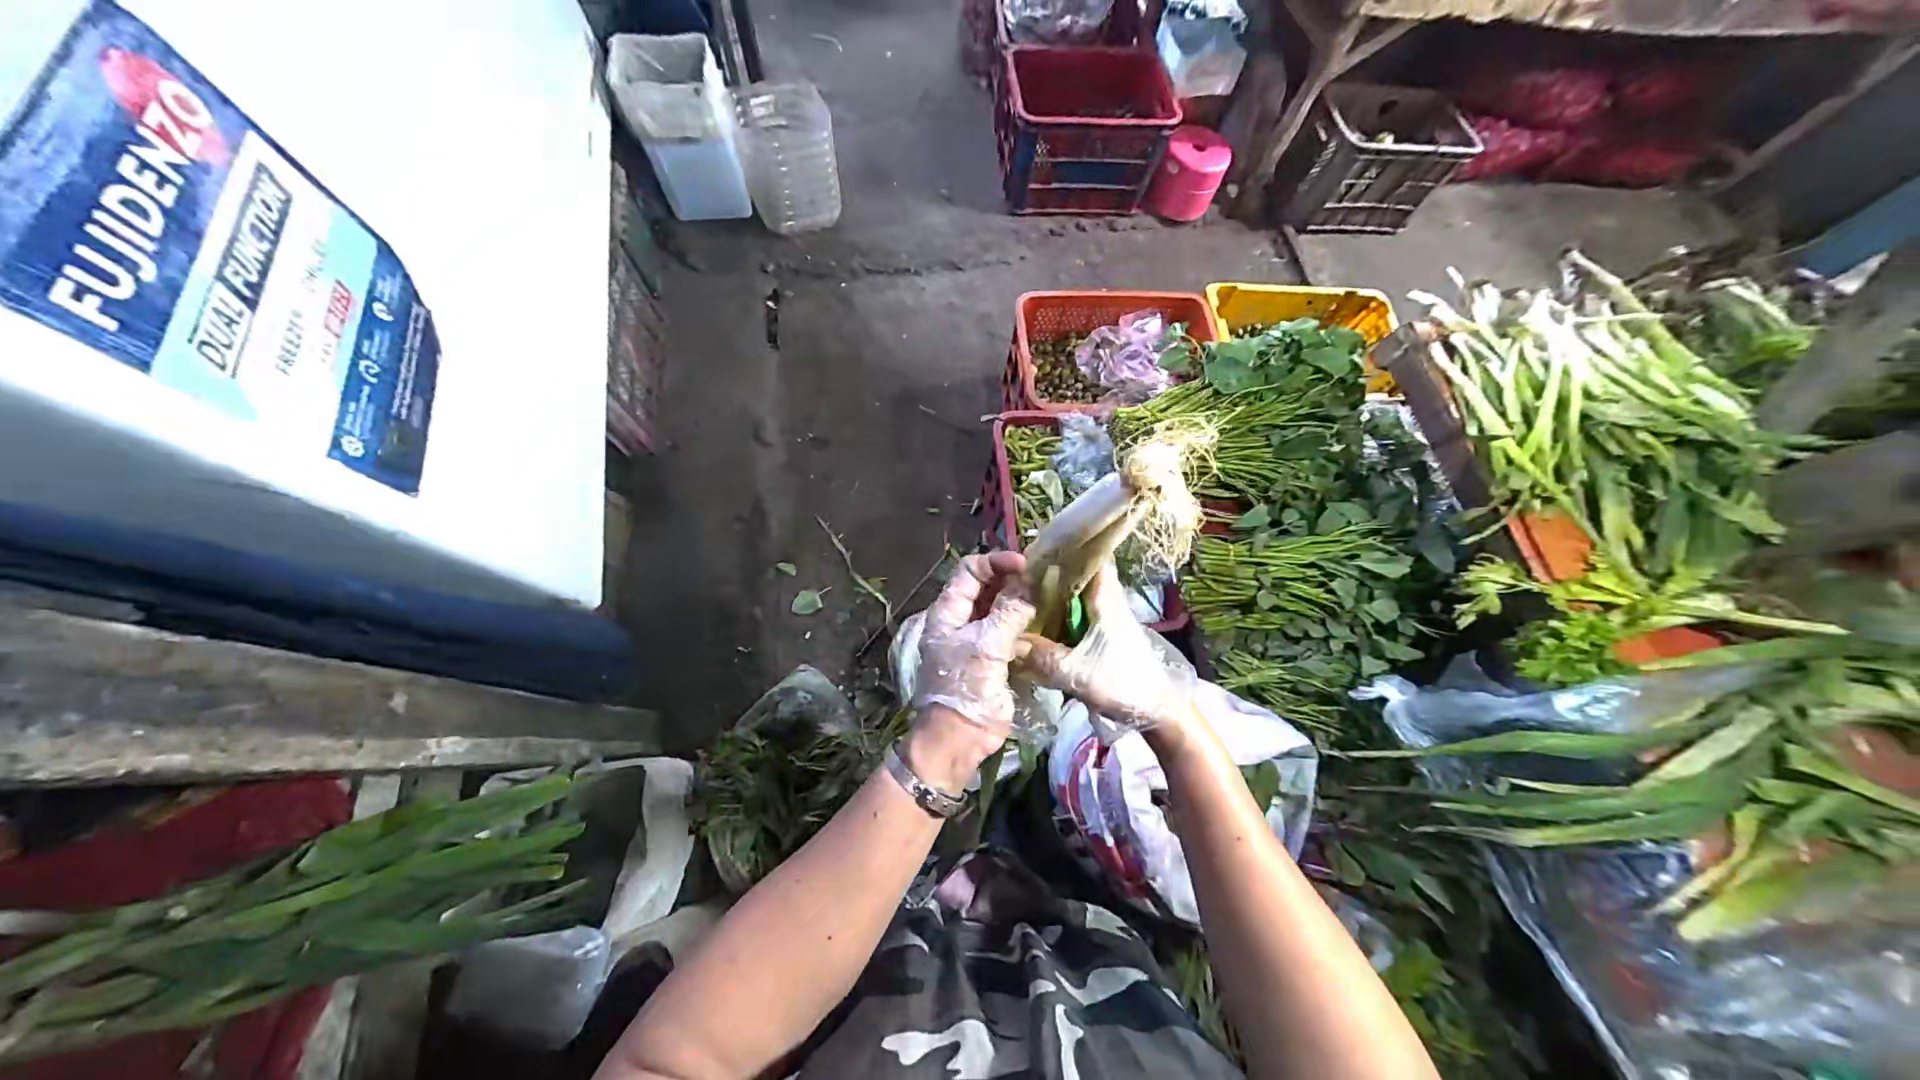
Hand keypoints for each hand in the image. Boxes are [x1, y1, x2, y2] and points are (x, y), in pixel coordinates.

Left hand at [910, 552, 1033, 786]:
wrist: (959, 737)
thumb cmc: (965, 687)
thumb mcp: (987, 645)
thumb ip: (1009, 612)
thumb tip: (1030, 585)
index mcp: (948, 611)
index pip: (970, 570)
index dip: (996, 562)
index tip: (1025, 565)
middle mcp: (960, 620)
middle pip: (987, 587)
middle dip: (1012, 579)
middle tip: (1043, 576)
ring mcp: (977, 639)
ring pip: (1000, 608)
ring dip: (1022, 601)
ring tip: (1049, 594)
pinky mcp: (993, 658)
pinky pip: (1010, 631)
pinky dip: (1025, 623)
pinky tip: (1045, 621)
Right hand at [1015, 561, 1196, 739]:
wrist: (1157, 711)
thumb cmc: (1123, 684)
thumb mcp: (1077, 673)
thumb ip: (1041, 656)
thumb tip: (1007, 642)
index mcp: (1105, 600)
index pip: (1088, 557)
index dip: (1062, 550)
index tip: (1031, 552)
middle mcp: (1107, 600)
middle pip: (1076, 574)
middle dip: (1047, 574)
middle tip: (1015, 579)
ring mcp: (1106, 616)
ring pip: (1074, 595)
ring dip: (1051, 595)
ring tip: (1019, 598)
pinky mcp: (1103, 633)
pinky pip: (1075, 614)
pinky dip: (1057, 614)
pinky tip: (1036, 623)